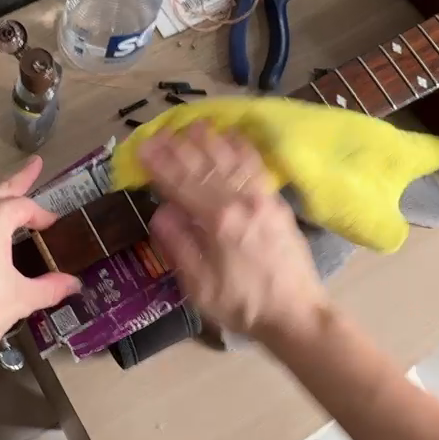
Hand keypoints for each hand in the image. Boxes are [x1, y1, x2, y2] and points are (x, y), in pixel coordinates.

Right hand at [139, 124, 329, 344]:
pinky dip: (242, 148)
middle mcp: (240, 202)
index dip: (158, 165)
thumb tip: (161, 212)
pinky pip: (256, 166)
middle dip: (178, 147)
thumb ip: (178, 246)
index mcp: (217, 222)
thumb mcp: (199, 286)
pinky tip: (232, 136)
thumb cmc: (242, 305)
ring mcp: (262, 199)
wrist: (297, 314)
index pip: (180, 184)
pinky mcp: (276, 203)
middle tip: (158, 133)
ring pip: (231, 159)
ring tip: (191, 125)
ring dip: (209, 140)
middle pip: (203, 166)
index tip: (142, 149)